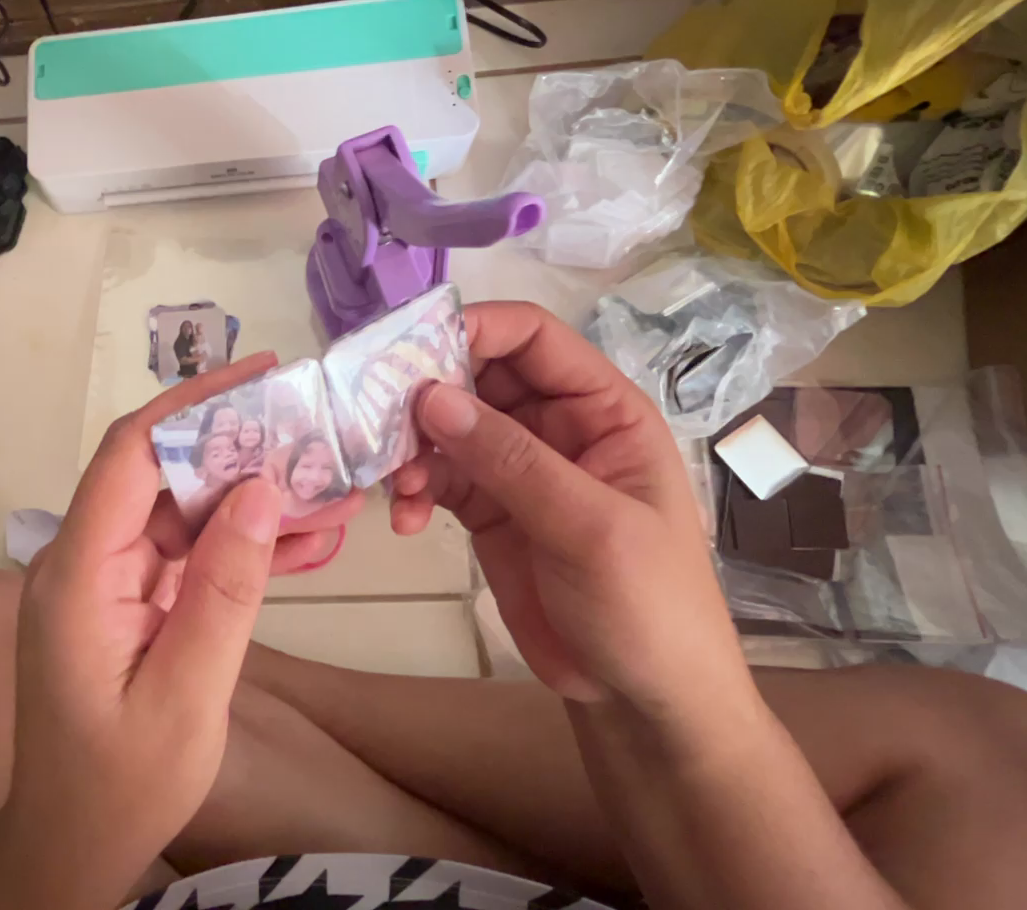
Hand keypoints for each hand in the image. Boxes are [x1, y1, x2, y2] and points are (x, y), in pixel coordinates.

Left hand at [2, 355, 326, 901]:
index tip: (261, 376)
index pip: (131, 455)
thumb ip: (224, 590)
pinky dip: (240, 546)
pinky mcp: (131, 596)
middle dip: (239, 449)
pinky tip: (302, 543)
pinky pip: (189, 553)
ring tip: (327, 492)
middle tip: (312, 432)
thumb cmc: (122, 784)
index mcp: (78, 571)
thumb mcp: (186, 695)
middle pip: (162, 474)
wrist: (75, 843)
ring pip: (185, 511)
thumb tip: (261, 491)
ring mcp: (108, 576)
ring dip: (251, 501)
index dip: (193, 406)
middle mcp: (85, 558)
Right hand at [389, 302, 751, 728]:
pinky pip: (436, 476)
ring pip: (447, 427)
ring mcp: (515, 468)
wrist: (638, 696)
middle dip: (426, 394)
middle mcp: (553, 426)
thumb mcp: (588, 526)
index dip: (474, 329)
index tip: (409, 347)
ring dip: (412, 448)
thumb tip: (428, 395)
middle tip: (379, 419)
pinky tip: (404, 521)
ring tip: (396, 484)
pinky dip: (412, 490)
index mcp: (600, 409)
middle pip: (476, 377)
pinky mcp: (485, 507)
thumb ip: (509, 459)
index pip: (532, 339)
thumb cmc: (646, 605)